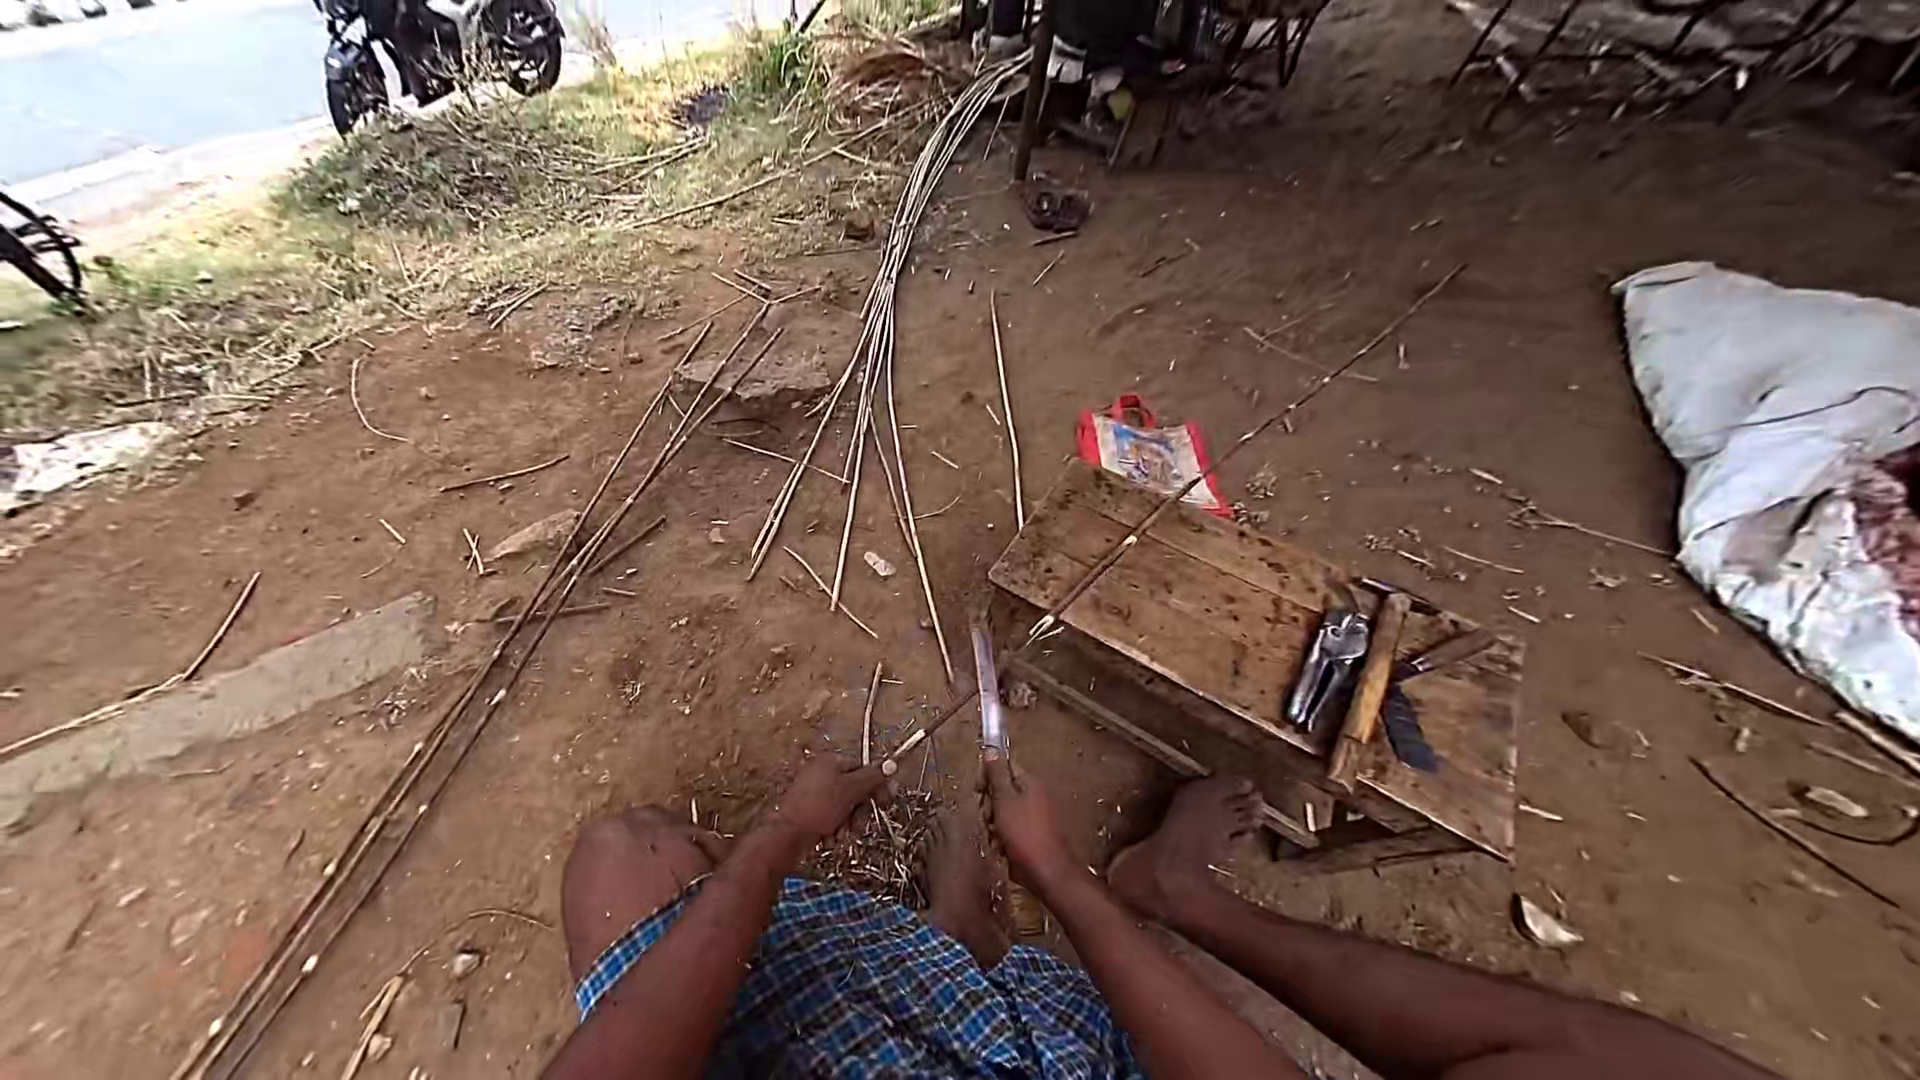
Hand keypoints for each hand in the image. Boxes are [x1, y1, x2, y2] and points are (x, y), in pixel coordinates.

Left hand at [767, 752, 887, 843]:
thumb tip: (891, 764)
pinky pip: (830, 817)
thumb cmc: (820, 807)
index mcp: (831, 762)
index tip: (883, 802)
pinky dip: (833, 829)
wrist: (786, 836)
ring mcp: (813, 793)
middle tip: (857, 824)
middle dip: (859, 810)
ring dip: (847, 823)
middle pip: (854, 789)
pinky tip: (829, 838)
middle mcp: (822, 773)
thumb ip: (873, 777)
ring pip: (844, 807)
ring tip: (841, 834)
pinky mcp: (807, 812)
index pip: (862, 768)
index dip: (875, 785)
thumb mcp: (851, 790)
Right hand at [984, 749, 1073, 887]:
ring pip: (1002, 810)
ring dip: (993, 823)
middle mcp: (1033, 794)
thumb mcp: (1004, 800)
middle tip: (988, 817)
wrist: (1047, 872)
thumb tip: (991, 749)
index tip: (979, 790)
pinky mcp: (1031, 834)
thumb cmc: (1024, 833)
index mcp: (1029, 781)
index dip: (987, 776)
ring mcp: (1033, 815)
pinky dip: (1002, 836)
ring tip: (995, 836)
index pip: (1003, 765)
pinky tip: (1001, 847)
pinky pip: (1009, 828)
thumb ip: (996, 774)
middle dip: (989, 804)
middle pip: (1001, 789)